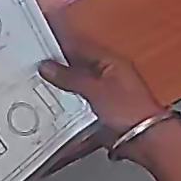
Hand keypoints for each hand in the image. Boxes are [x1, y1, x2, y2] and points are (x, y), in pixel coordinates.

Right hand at [38, 30, 165, 133]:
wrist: (146, 140)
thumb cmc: (132, 111)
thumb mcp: (95, 90)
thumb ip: (70, 77)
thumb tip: (48, 67)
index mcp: (110, 62)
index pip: (80, 45)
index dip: (60, 42)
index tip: (41, 39)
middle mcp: (107, 76)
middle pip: (76, 67)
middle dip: (56, 67)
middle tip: (35, 66)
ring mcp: (104, 95)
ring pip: (75, 86)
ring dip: (60, 88)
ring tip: (40, 86)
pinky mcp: (100, 113)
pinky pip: (78, 105)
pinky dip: (66, 106)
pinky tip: (54, 109)